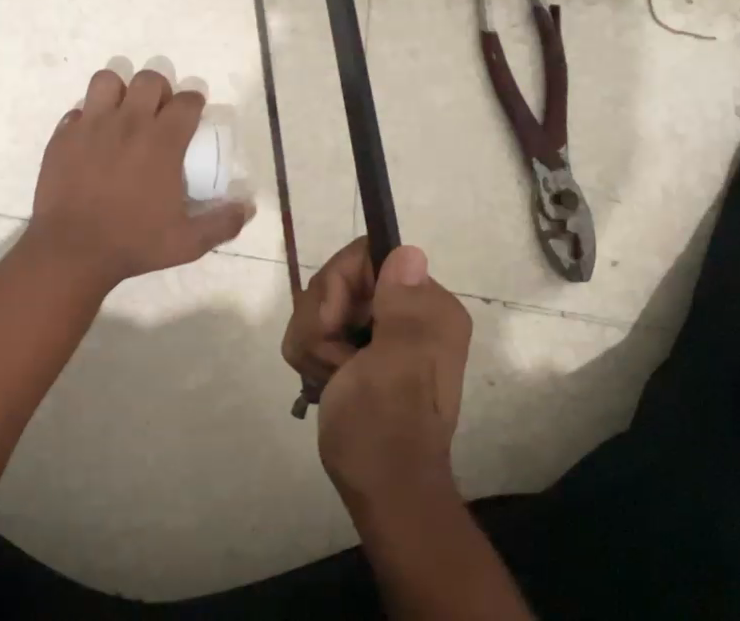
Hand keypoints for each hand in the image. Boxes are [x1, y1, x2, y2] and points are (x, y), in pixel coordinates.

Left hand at [26, 69, 251, 285]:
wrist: (72, 249)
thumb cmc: (133, 243)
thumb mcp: (188, 242)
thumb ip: (222, 223)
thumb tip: (248, 206)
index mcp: (162, 141)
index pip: (187, 101)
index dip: (195, 102)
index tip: (194, 113)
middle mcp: (127, 123)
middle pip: (149, 80)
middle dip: (160, 90)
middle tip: (159, 113)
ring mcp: (91, 125)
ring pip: (107, 81)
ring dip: (119, 91)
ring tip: (122, 113)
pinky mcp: (63, 136)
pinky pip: (78, 110)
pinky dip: (88, 118)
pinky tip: (92, 139)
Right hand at [283, 242, 471, 499]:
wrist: (379, 487)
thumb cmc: (385, 429)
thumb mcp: (394, 368)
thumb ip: (402, 309)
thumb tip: (409, 251)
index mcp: (428, 308)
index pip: (366, 256)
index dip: (338, 287)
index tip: (336, 328)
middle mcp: (410, 312)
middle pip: (338, 280)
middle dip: (321, 320)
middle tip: (334, 361)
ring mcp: (383, 332)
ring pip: (321, 305)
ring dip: (313, 341)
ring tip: (330, 377)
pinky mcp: (360, 351)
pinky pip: (316, 328)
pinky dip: (311, 354)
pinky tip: (324, 381)